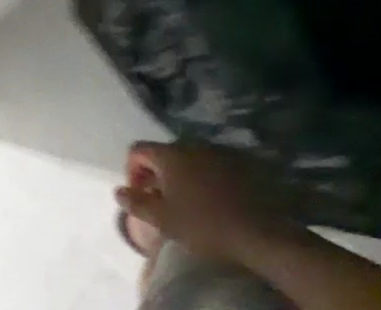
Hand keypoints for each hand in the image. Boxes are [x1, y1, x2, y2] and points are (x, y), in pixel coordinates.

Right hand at [115, 142, 296, 263]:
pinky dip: (206, 178)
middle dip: (157, 174)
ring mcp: (217, 152)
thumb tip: (117, 191)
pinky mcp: (240, 163)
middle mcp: (190, 145)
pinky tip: (214, 200)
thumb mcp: (164, 221)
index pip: (137, 150)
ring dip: (182, 176)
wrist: (262, 235)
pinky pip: (212, 165)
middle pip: (163, 153)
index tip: (140, 194)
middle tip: (162, 200)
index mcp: (168, 155)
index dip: (131, 170)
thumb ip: (136, 203)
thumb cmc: (205, 226)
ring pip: (189, 159)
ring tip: (189, 202)